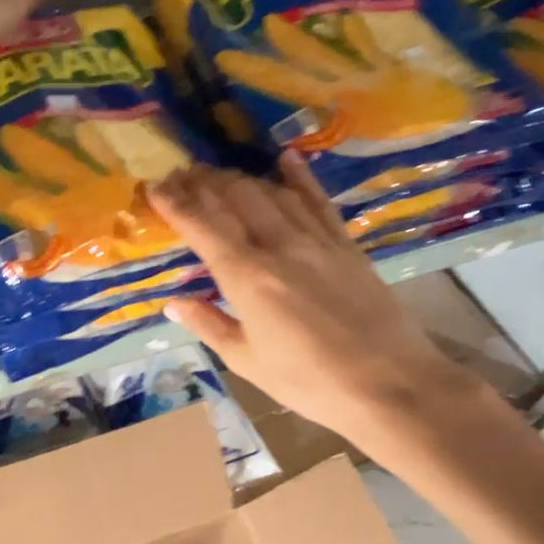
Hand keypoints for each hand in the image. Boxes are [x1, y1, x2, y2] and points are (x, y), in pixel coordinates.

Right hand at [147, 155, 483, 440]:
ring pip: (272, 193)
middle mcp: (279, 247)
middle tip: (180, 176)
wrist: (390, 384)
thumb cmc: (309, 382)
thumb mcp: (247, 361)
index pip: (203, 226)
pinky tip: (286, 158)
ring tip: (217, 174)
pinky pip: (318, 201)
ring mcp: (317, 241)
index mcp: (247, 278)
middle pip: (236, 197)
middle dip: (203, 182)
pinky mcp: (346, 245)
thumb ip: (210, 325)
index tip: (154, 186)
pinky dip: (299, 177)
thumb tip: (174, 302)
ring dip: (240, 178)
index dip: (175, 203)